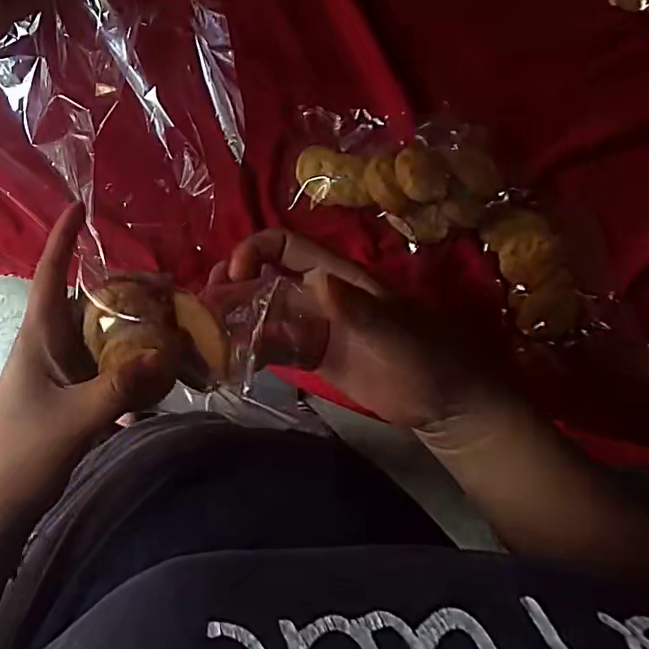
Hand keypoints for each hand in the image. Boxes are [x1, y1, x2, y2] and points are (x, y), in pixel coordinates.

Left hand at [0, 205, 176, 572]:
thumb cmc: (22, 455)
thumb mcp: (76, 419)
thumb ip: (121, 387)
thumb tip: (168, 353)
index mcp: (38, 336)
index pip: (49, 273)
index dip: (63, 238)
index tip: (80, 206)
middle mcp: (48, 345)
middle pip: (87, 302)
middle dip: (125, 289)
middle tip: (169, 288)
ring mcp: (59, 371)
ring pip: (99, 336)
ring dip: (131, 328)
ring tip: (173, 325)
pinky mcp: (70, 396)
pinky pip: (105, 368)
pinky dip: (130, 367)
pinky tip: (159, 377)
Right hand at [217, 230, 510, 429]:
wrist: (445, 402)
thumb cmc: (425, 356)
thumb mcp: (394, 330)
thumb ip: (356, 308)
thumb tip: (316, 280)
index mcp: (335, 276)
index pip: (285, 246)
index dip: (254, 250)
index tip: (234, 274)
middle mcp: (315, 295)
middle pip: (262, 275)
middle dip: (230, 282)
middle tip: (203, 304)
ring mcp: (311, 326)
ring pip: (260, 310)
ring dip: (231, 314)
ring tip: (203, 330)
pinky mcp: (310, 356)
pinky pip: (270, 344)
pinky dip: (246, 347)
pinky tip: (225, 358)